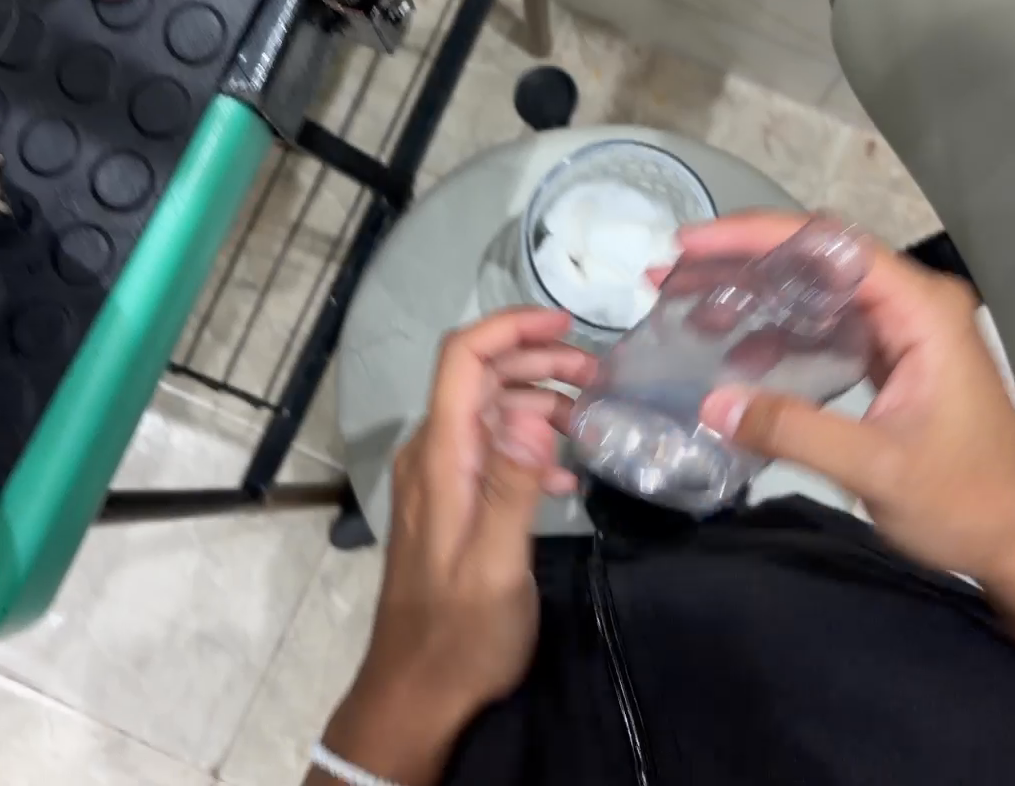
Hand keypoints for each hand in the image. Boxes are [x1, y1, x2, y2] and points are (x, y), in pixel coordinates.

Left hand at [319, 308, 592, 784]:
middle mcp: (435, 450)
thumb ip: (510, 487)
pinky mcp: (455, 495)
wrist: (416, 690)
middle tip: (598, 377)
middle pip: (482, 374)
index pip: (463, 358)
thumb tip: (529, 412)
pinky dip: (530, 442)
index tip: (566, 325)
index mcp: (441, 454)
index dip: (510, 327)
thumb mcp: (494, 566)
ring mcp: (442, 473)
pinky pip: (493, 446)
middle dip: (540, 361)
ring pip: (491, 407)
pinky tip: (564, 472)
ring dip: (541, 400)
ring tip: (592, 420)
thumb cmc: (458, 632)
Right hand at [685, 211, 1014, 585]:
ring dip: (752, 295)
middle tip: (674, 273)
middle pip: (814, 257)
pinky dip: (772, 333)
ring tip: (688, 308)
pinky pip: (818, 326)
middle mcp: (909, 304)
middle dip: (741, 260)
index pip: (828, 244)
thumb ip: (793, 431)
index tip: (692, 245)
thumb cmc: (970, 502)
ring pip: (812, 290)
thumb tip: (710, 404)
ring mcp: (898, 330)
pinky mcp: (886, 358)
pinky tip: (734, 354)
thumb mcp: (878, 468)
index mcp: (920, 308)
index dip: (754, 236)